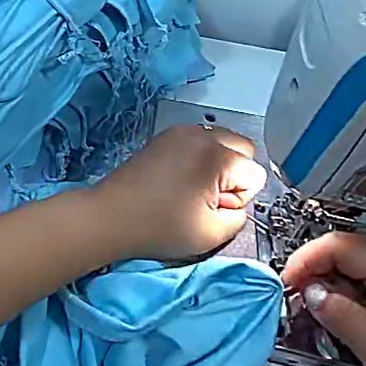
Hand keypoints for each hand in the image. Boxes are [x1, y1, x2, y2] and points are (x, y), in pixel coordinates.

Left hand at [86, 124, 266, 261]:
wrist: (111, 216)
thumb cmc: (160, 227)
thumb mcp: (212, 234)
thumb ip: (240, 216)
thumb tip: (237, 201)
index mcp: (216, 156)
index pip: (255, 173)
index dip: (240, 197)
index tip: (214, 208)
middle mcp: (202, 134)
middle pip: (243, 149)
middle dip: (235, 174)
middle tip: (207, 198)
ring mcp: (182, 131)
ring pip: (222, 141)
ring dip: (218, 164)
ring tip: (192, 189)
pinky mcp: (166, 135)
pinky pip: (200, 141)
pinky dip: (199, 157)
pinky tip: (179, 180)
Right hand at [280, 231, 365, 365]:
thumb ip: (345, 318)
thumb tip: (313, 291)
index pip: (347, 246)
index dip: (310, 260)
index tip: (286, 283)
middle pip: (356, 253)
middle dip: (321, 272)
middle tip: (298, 301)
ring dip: (338, 289)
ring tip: (320, 318)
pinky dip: (358, 303)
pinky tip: (349, 326)